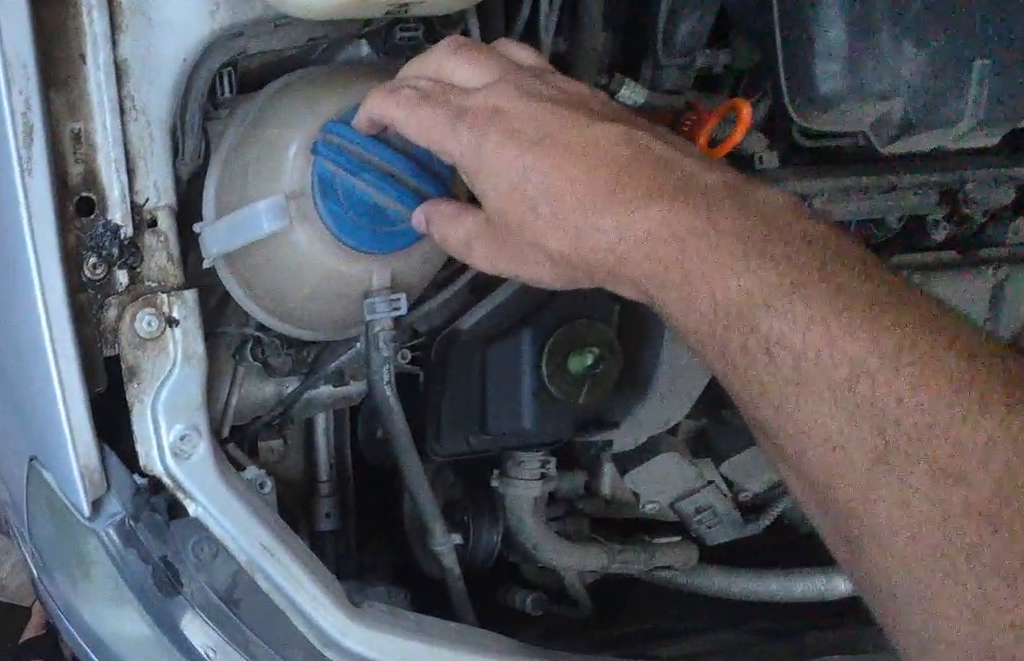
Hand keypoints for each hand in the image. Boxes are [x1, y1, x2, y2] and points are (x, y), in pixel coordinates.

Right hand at [354, 37, 777, 302]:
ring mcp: (549, 85)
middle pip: (444, 58)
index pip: (409, 104)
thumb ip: (450, 227)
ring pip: (487, 48)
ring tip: (440, 91)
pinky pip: (524, 60)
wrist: (662, 217)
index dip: (375, 110)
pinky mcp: (580, 90)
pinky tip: (496, 98)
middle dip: (407, 77)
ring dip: (452, 63)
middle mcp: (508, 94)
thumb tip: (426, 213)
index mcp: (475, 133)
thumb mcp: (493, 249)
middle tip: (393, 106)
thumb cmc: (569, 238)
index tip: (361, 126)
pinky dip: (493, 69)